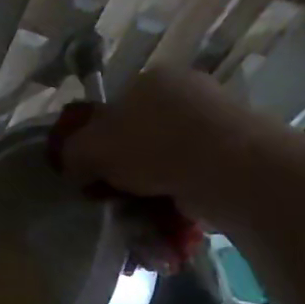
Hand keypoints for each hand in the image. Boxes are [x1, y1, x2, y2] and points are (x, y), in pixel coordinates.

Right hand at [58, 68, 257, 224]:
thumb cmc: (153, 146)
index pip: (115, 110)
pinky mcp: (231, 158)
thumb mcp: (93, 147)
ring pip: (166, 166)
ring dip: (150, 193)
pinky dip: (177, 204)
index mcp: (151, 80)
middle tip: (114, 201)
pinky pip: (191, 183)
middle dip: (126, 174)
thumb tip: (72, 166)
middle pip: (141, 140)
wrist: (224, 168)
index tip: (91, 176)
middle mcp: (185, 95)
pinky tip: (167, 222)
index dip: (98, 145)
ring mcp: (213, 125)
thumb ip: (74, 153)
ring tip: (140, 220)